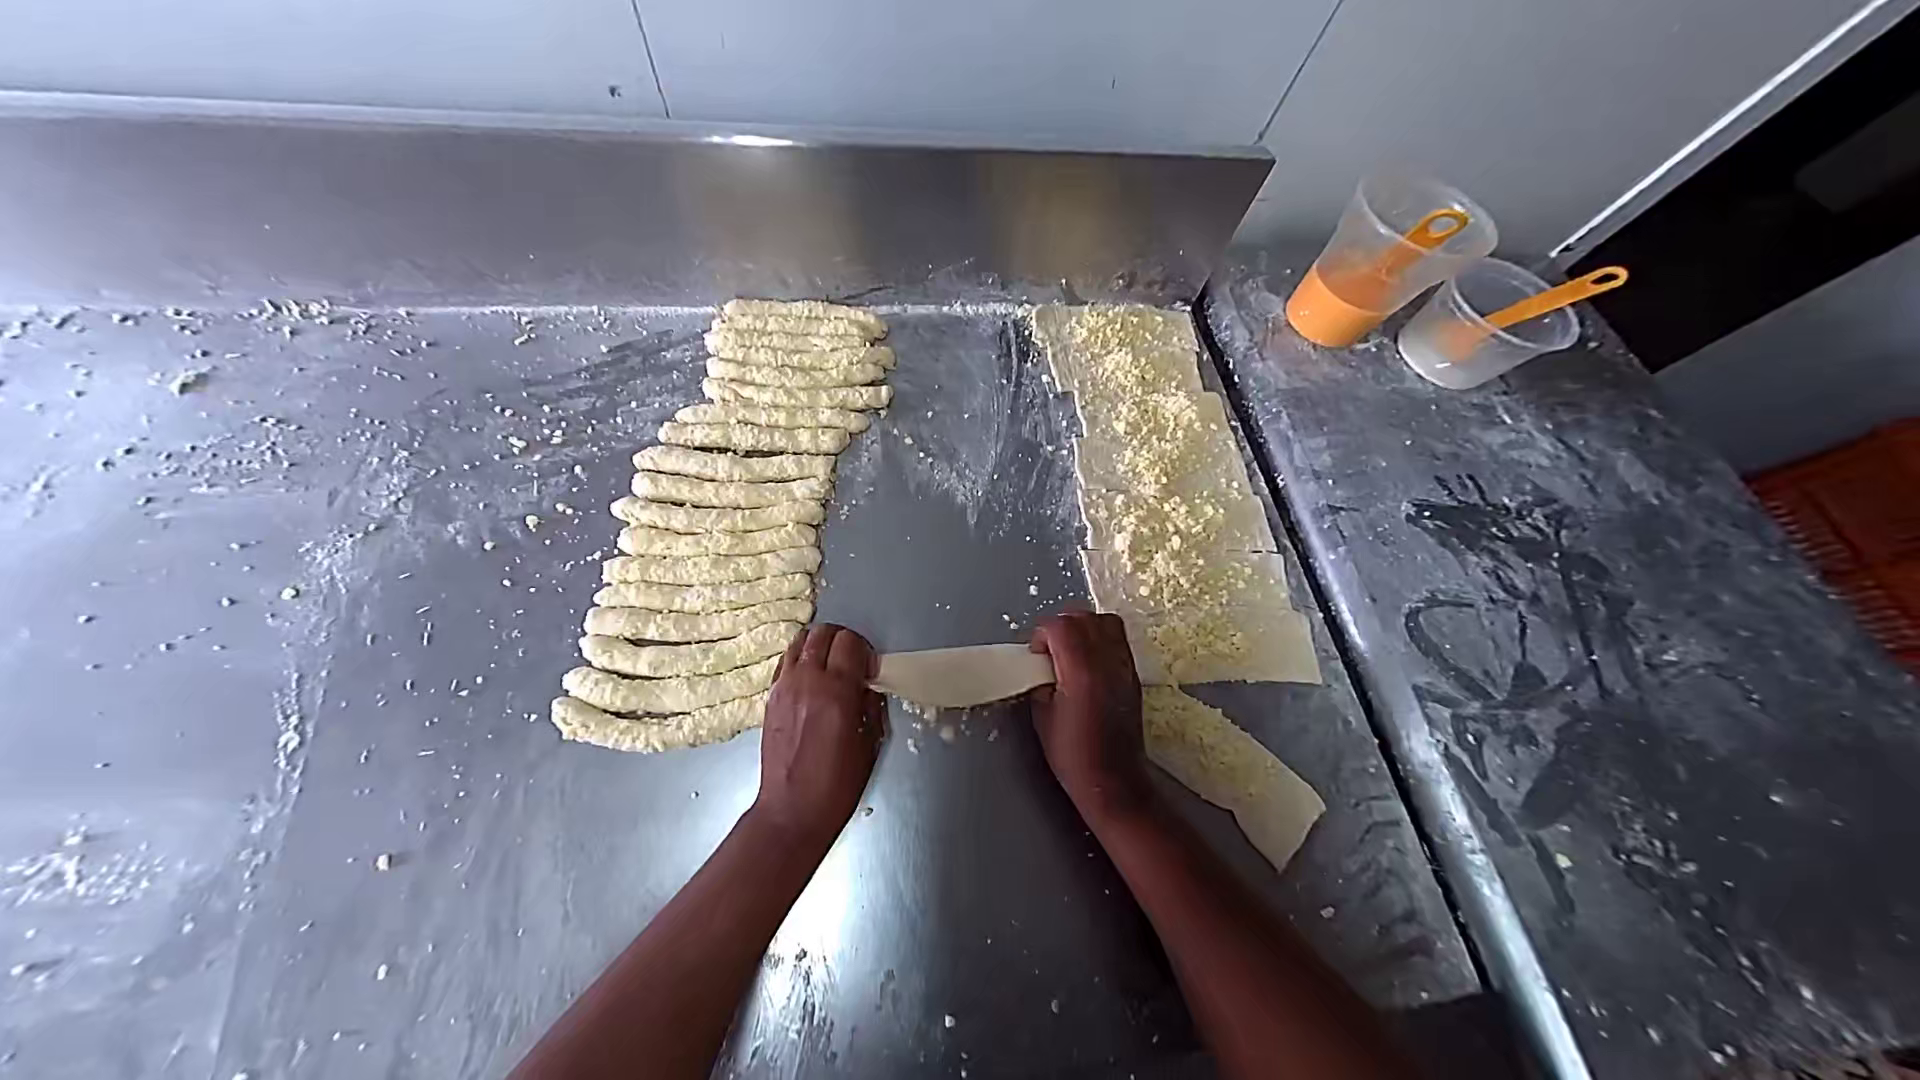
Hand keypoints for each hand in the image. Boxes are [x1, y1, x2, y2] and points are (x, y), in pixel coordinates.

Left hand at [753, 623, 884, 848]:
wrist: (792, 809)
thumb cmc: (838, 783)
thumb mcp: (870, 741)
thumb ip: (870, 704)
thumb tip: (868, 684)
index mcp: (837, 690)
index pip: (850, 641)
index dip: (864, 650)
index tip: (869, 668)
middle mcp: (807, 681)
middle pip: (822, 633)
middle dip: (841, 640)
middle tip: (851, 660)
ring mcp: (784, 687)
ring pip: (799, 641)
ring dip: (818, 645)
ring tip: (829, 665)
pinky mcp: (770, 698)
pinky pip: (785, 662)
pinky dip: (799, 660)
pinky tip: (810, 679)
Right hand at [1029, 611, 1152, 819]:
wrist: (1113, 779)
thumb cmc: (1073, 754)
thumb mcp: (1042, 715)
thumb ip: (1040, 680)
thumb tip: (1042, 663)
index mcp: (1082, 672)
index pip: (1061, 626)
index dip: (1042, 634)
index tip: (1036, 654)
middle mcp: (1107, 662)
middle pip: (1083, 617)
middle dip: (1060, 626)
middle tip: (1048, 649)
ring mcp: (1124, 666)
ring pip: (1104, 621)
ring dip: (1082, 627)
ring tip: (1069, 650)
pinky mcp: (1132, 674)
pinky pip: (1117, 638)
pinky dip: (1099, 638)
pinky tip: (1087, 660)